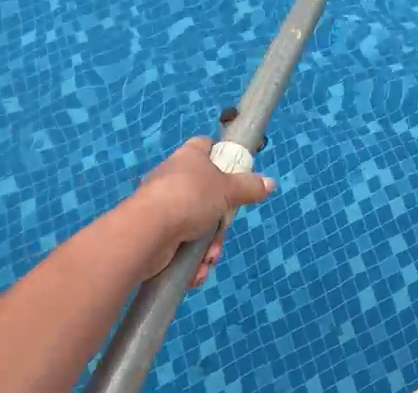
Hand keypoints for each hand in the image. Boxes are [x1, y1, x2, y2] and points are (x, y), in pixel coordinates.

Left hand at [127, 137, 276, 287]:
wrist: (146, 232)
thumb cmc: (191, 197)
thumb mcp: (229, 189)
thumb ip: (250, 187)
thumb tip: (271, 183)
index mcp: (189, 157)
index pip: (206, 146)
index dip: (221, 156)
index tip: (233, 173)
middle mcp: (173, 178)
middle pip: (206, 193)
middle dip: (219, 220)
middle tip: (223, 230)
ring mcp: (161, 207)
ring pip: (195, 223)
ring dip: (207, 245)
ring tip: (208, 258)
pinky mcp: (153, 235)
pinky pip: (179, 245)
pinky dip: (190, 260)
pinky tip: (196, 270)